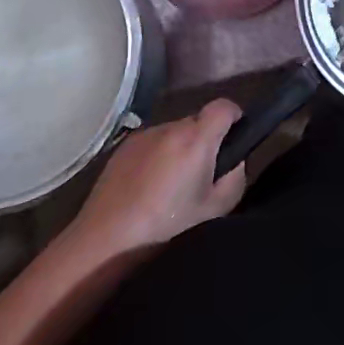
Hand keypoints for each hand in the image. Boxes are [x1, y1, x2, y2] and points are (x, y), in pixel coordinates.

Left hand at [57, 99, 246, 262]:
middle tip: (201, 172)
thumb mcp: (217, 208)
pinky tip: (148, 185)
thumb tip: (233, 161)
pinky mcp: (124, 146)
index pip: (224, 106)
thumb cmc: (167, 225)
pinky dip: (158, 155)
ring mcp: (144, 135)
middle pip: (198, 120)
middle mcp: (171, 128)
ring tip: (171, 182)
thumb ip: (236, 176)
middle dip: (205, 139)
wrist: (108, 238)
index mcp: (196, 139)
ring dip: (180, 147)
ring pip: (175, 132)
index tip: (233, 138)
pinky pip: (153, 142)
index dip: (234, 117)